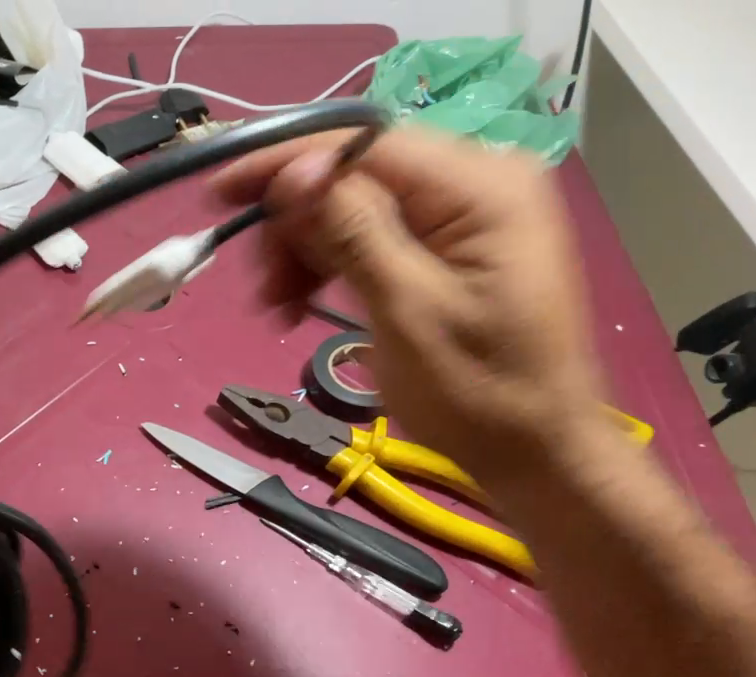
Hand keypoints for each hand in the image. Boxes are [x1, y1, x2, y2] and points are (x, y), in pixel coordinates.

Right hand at [212, 127, 615, 486]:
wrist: (534, 452)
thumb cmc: (478, 393)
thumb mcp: (407, 312)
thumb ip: (353, 232)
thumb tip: (295, 171)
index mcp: (480, 187)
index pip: (363, 145)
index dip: (285, 165)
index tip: (221, 194)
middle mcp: (476, 183)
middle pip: (356, 174)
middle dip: (295, 223)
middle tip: (262, 287)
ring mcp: (465, 217)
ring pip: (355, 207)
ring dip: (305, 250)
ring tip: (279, 308)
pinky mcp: (449, 249)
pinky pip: (373, 237)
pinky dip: (330, 266)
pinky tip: (302, 304)